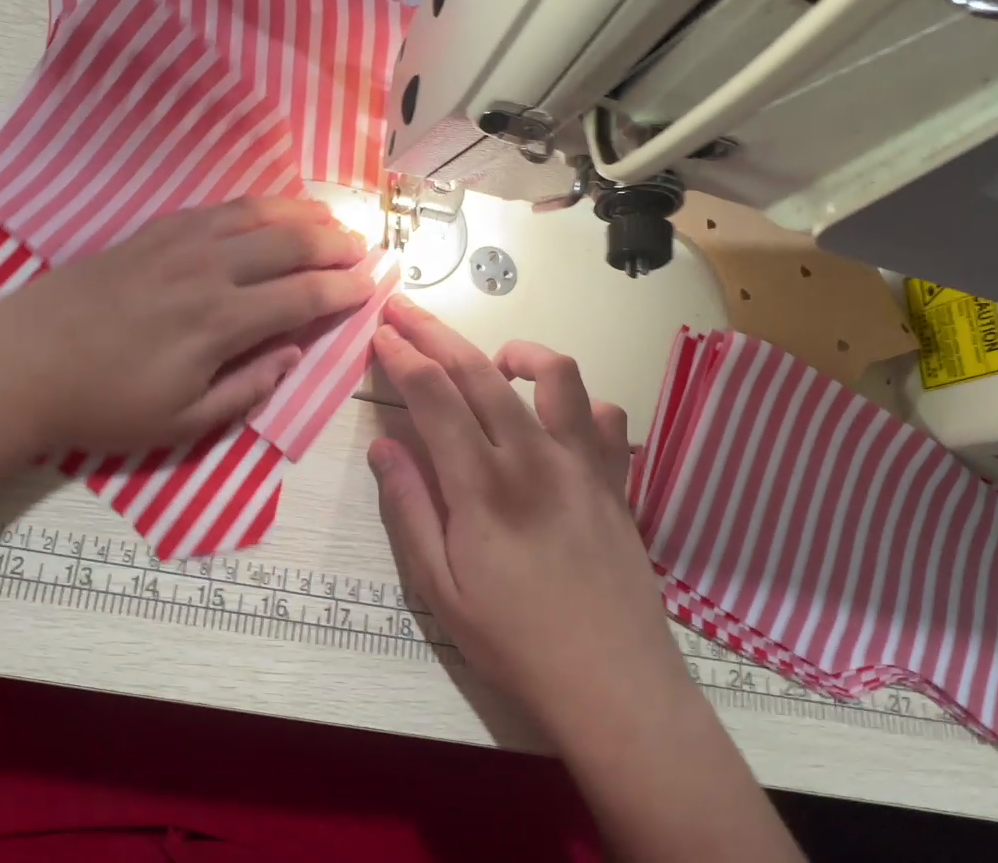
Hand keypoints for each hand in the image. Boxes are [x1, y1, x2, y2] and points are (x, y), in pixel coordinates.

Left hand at [0, 196, 371, 454]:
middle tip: (362, 248)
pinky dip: (252, 205)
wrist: (22, 364)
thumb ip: (246, 388)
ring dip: (300, 214)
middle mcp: (208, 269)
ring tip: (329, 219)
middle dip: (334, 244)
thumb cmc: (104, 404)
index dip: (344, 290)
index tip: (370, 287)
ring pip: (255, 214)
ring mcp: (176, 242)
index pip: (303, 295)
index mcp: (221, 321)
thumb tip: (293, 355)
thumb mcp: (182, 423)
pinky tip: (264, 210)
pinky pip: (214, 208)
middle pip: (289, 243)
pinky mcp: (149, 231)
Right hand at [368, 296, 685, 725]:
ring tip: (493, 358)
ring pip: (557, 376)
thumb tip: (383, 447)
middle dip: (435, 333)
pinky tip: (555, 418)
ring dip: (517, 352)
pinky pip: (606, 417)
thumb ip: (409, 509)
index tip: (380, 333)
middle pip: (480, 371)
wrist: (614, 687)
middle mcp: (535, 458)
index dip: (403, 357)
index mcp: (483, 485)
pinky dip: (578, 402)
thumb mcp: (439, 589)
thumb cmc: (513, 643)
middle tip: (405, 310)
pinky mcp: (617, 483)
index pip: (435, 395)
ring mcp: (584, 465)